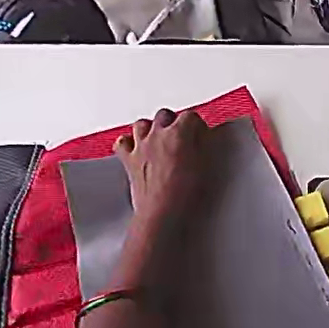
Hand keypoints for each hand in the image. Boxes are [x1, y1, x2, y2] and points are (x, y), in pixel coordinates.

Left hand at [114, 108, 206, 222]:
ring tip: (159, 136)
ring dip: (151, 128)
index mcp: (179, 133)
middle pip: (164, 115)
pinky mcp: (129, 161)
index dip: (197, 124)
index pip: (190, 116)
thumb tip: (203, 138)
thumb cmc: (184, 193)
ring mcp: (141, 147)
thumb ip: (203, 146)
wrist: (163, 212)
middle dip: (174, 120)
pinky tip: (136, 147)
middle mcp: (157, 135)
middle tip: (182, 133)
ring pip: (141, 124)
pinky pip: (122, 143)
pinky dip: (128, 142)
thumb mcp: (205, 165)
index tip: (201, 132)